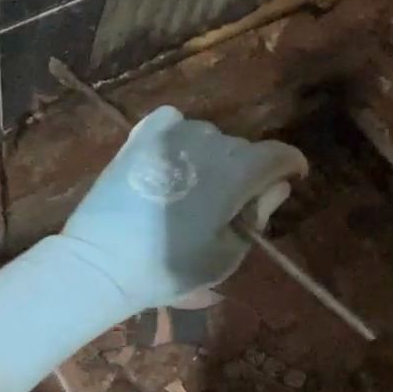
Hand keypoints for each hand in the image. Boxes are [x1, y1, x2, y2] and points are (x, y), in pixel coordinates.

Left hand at [61, 106, 306, 310]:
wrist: (101, 262)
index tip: (290, 181)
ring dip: (210, 158)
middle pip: (241, 149)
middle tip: (231, 204)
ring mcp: (171, 134)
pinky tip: (172, 161)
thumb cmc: (169, 268)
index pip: (279, 155)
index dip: (290, 168)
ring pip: (206, 138)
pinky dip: (178, 137)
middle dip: (245, 171)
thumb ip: (255, 215)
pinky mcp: (139, 138)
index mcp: (237, 171)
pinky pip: (170, 123)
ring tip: (194, 189)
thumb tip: (276, 186)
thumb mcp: (224, 254)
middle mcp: (209, 141)